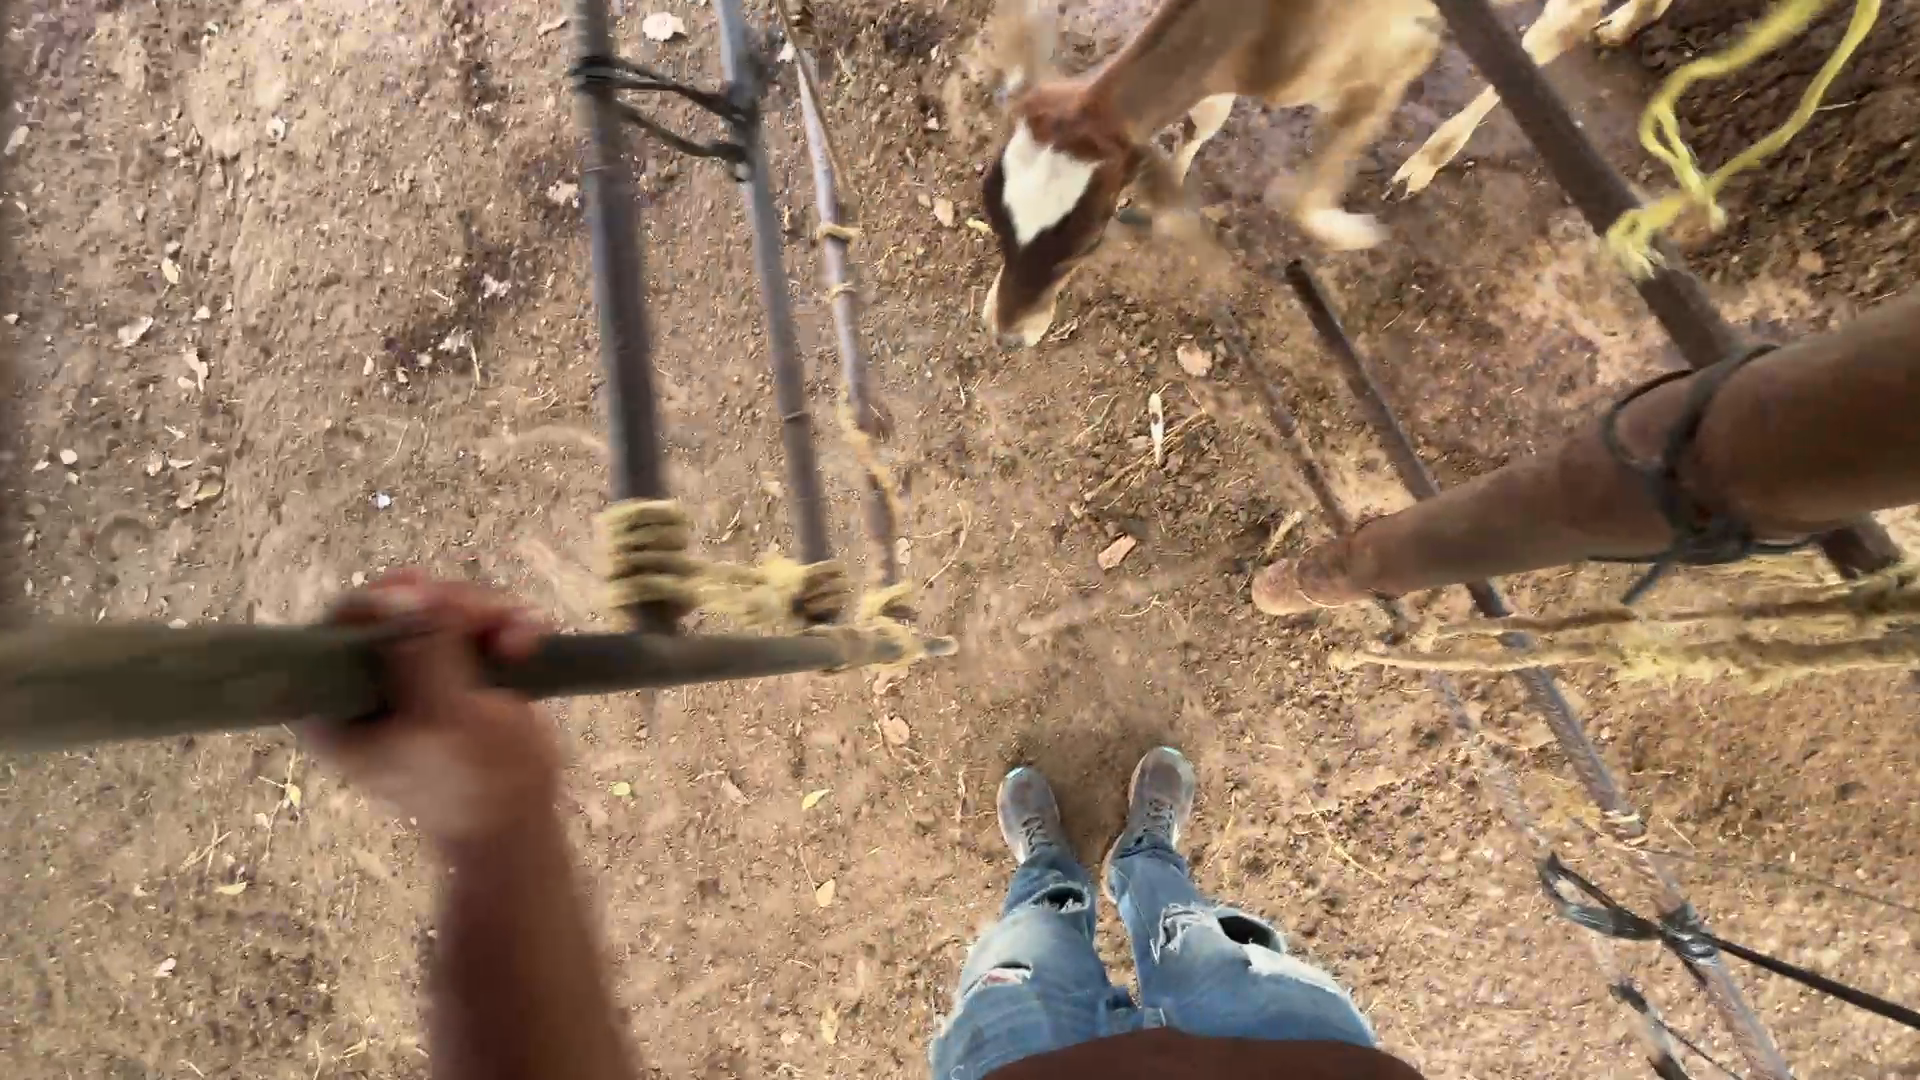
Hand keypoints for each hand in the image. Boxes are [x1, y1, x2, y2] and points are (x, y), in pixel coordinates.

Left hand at [314, 570, 560, 848]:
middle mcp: (378, 682)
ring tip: (523, 637)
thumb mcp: (446, 716)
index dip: (380, 600)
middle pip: (406, 610)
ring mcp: (426, 675)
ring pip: (452, 613)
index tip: (423, 587)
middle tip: (491, 616)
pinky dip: (510, 626)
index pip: (339, 628)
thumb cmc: (474, 782)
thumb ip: (424, 655)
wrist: (521, 817)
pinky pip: (486, 629)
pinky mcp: (469, 673)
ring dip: (493, 614)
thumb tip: (409, 593)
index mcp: (340, 703)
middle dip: (455, 607)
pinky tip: (531, 640)